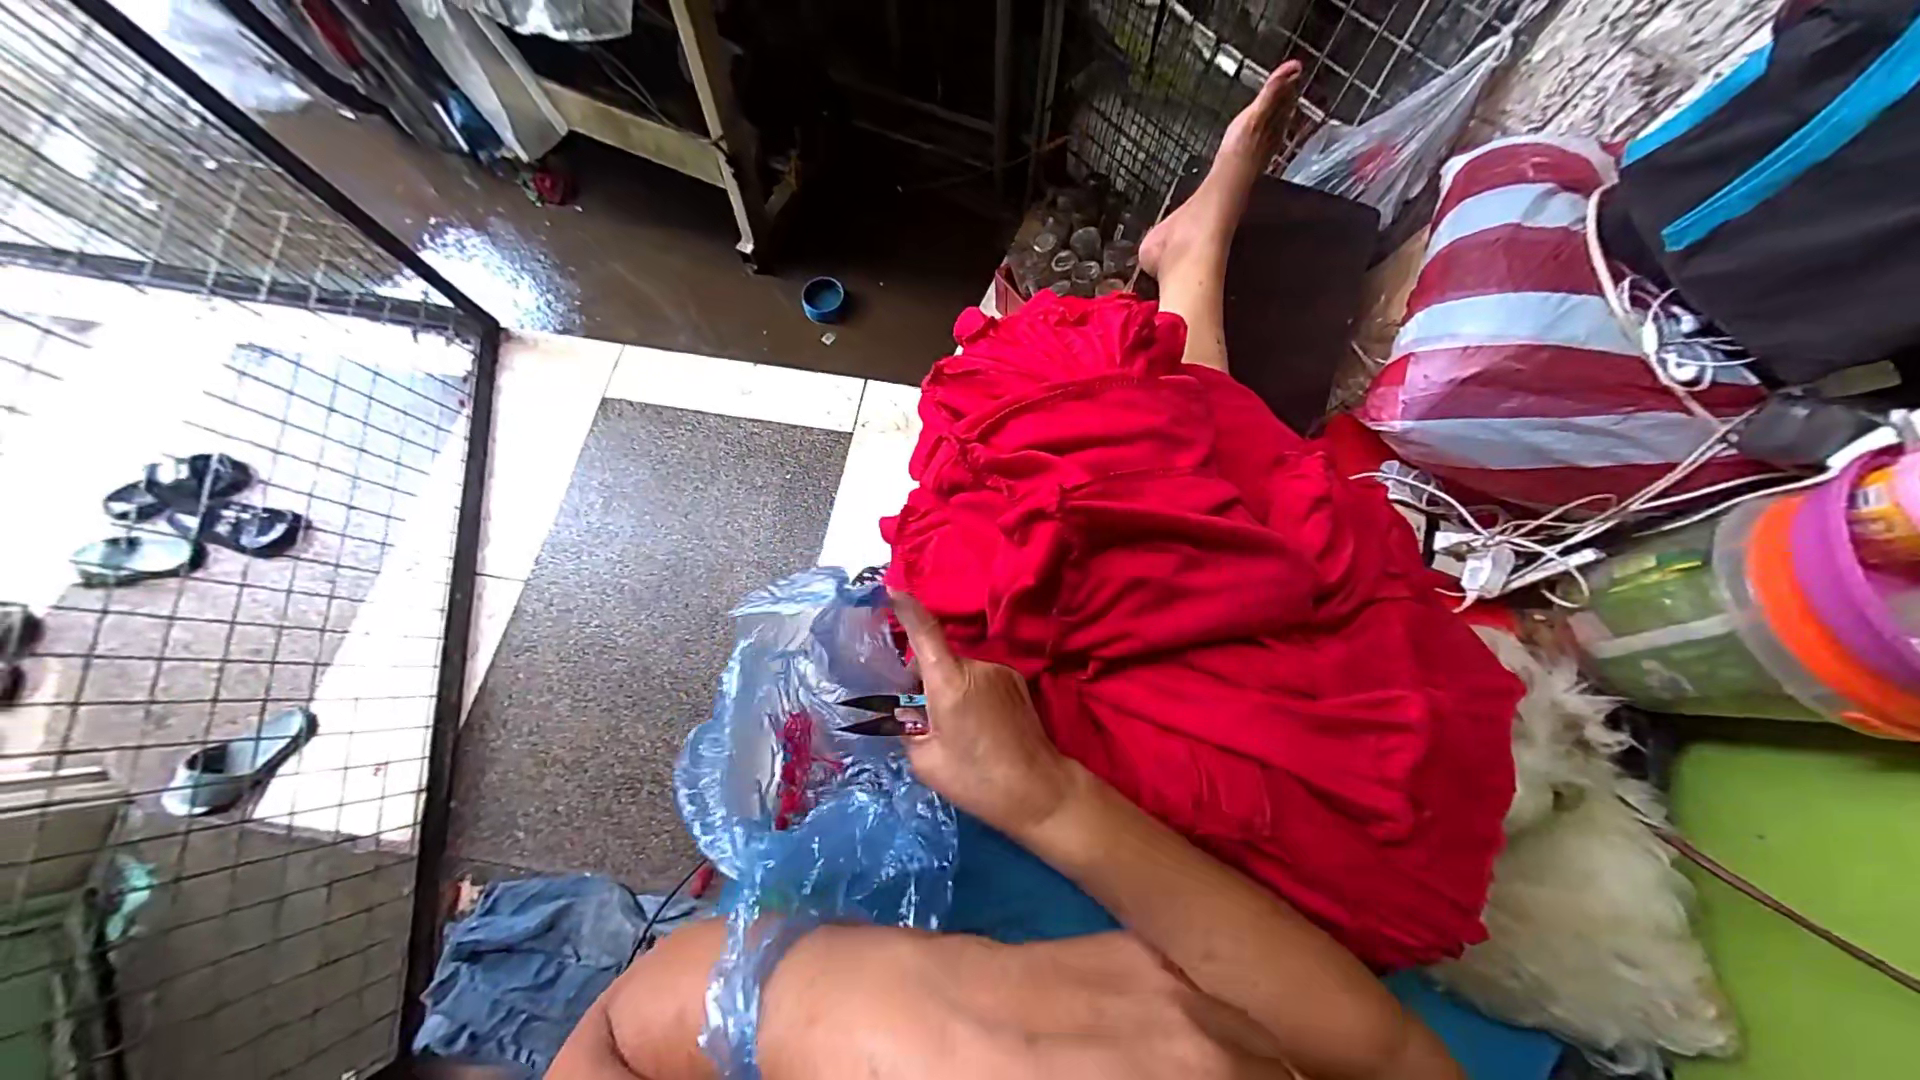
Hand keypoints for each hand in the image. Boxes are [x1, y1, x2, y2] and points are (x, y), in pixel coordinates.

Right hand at [892, 593, 1079, 835]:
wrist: (1039, 790)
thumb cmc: (977, 779)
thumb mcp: (926, 761)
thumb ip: (908, 729)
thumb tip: (906, 714)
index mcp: (950, 681)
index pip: (925, 632)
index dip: (906, 608)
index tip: (891, 590)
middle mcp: (977, 665)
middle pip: (939, 659)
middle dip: (923, 680)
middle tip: (921, 716)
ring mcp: (1000, 671)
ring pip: (960, 671)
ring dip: (950, 688)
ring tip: (955, 729)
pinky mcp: (1015, 681)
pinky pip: (980, 678)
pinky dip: (970, 692)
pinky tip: (978, 726)